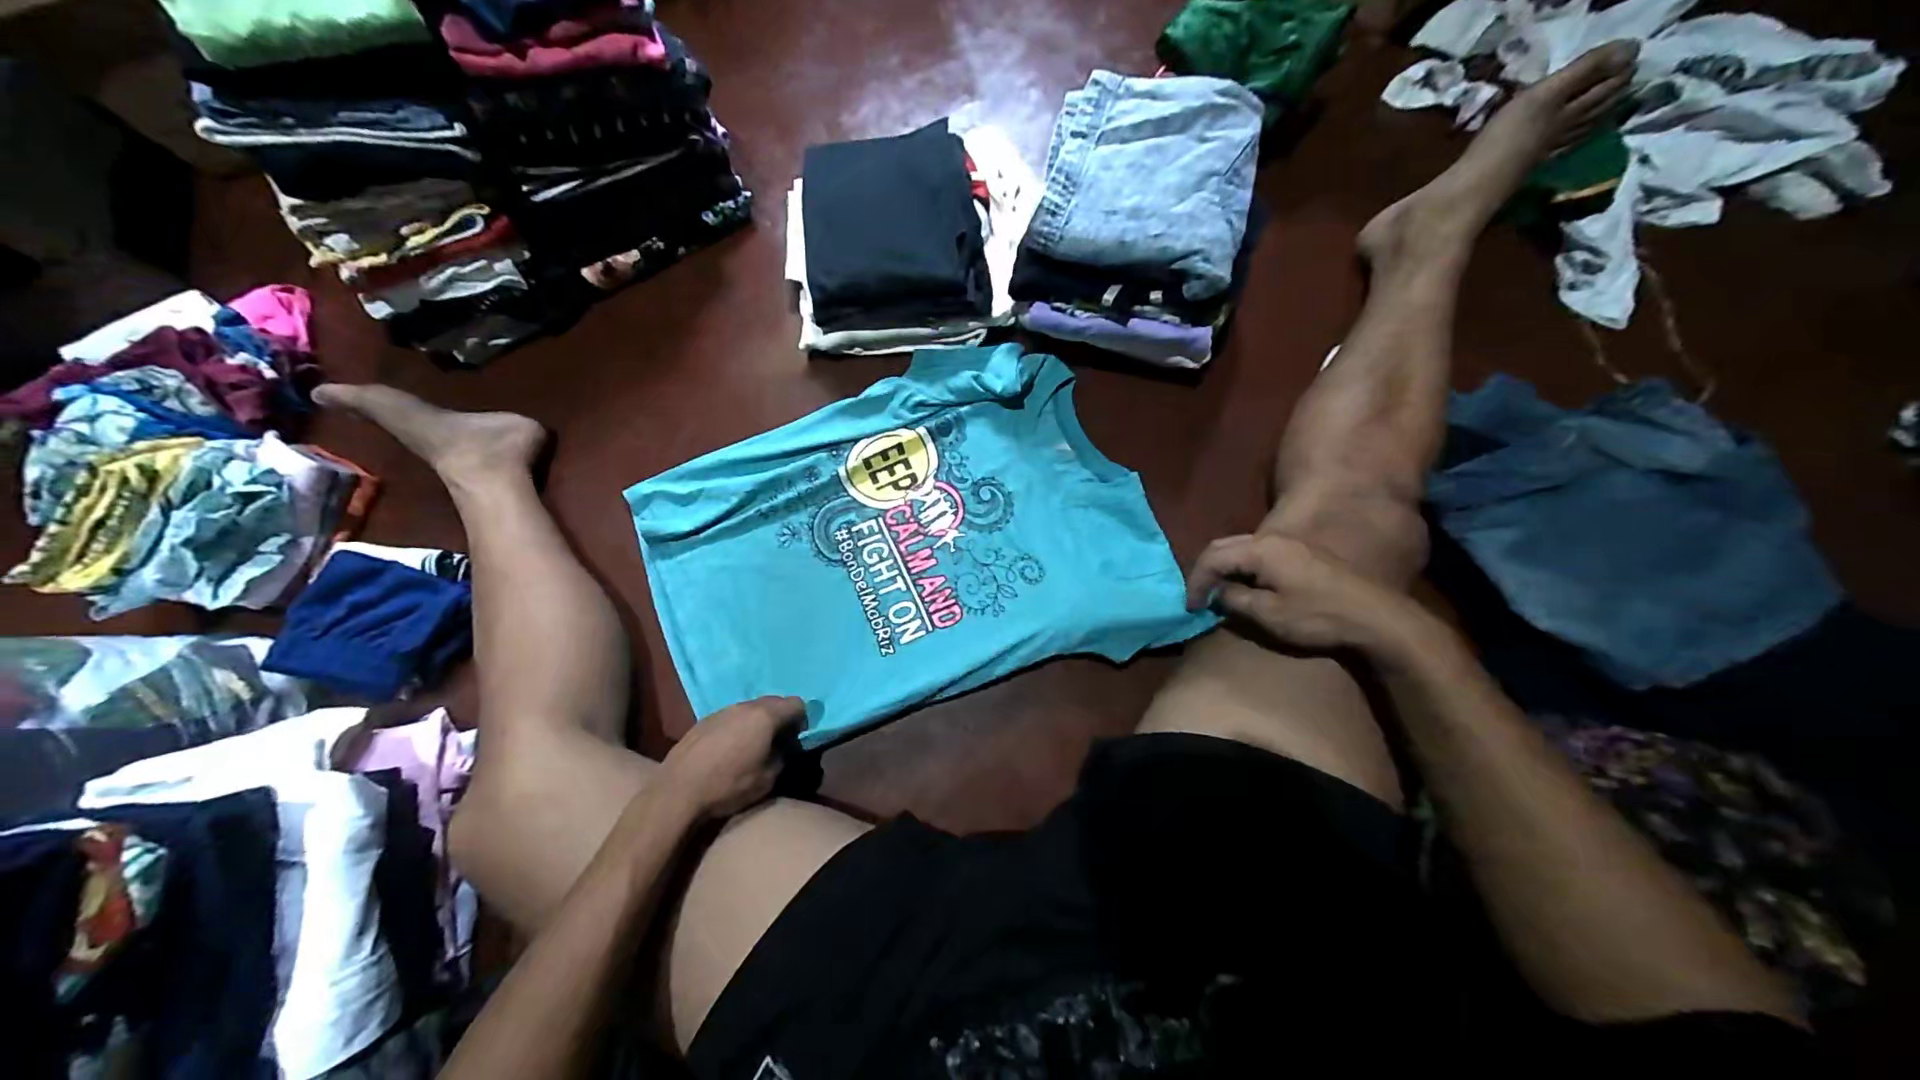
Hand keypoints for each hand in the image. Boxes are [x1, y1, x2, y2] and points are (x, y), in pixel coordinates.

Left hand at [658, 696, 805, 819]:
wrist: (678, 790)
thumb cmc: (729, 785)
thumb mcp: (769, 777)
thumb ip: (783, 755)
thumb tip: (784, 745)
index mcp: (766, 716)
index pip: (796, 703)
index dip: (801, 720)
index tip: (796, 738)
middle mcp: (745, 706)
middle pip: (773, 701)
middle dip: (780, 717)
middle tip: (777, 741)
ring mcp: (722, 711)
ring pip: (750, 708)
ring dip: (757, 721)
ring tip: (751, 745)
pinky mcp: (703, 720)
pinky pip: (731, 717)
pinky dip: (737, 727)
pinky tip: (728, 749)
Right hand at [1185, 534, 1429, 656]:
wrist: (1376, 617)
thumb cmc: (1318, 616)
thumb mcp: (1269, 615)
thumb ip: (1236, 599)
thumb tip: (1219, 592)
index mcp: (1261, 550)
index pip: (1213, 558)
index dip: (1197, 582)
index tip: (1192, 607)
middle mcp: (1272, 539)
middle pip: (1224, 546)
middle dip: (1206, 570)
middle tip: (1199, 597)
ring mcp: (1290, 544)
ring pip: (1241, 547)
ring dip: (1224, 567)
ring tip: (1217, 592)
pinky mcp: (1303, 554)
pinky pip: (1257, 552)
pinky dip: (1241, 566)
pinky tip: (1244, 585)